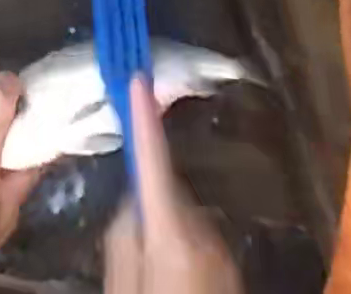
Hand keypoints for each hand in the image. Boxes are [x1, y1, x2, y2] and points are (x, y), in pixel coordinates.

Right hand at [103, 78, 242, 293]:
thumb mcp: (121, 289)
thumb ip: (122, 235)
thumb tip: (128, 196)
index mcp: (170, 234)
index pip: (151, 161)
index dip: (143, 118)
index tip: (138, 77)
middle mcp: (203, 229)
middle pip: (163, 187)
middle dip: (143, 189)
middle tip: (122, 223)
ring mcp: (221, 246)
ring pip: (178, 211)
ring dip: (161, 218)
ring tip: (145, 265)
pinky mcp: (228, 262)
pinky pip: (194, 232)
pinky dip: (176, 237)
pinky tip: (168, 275)